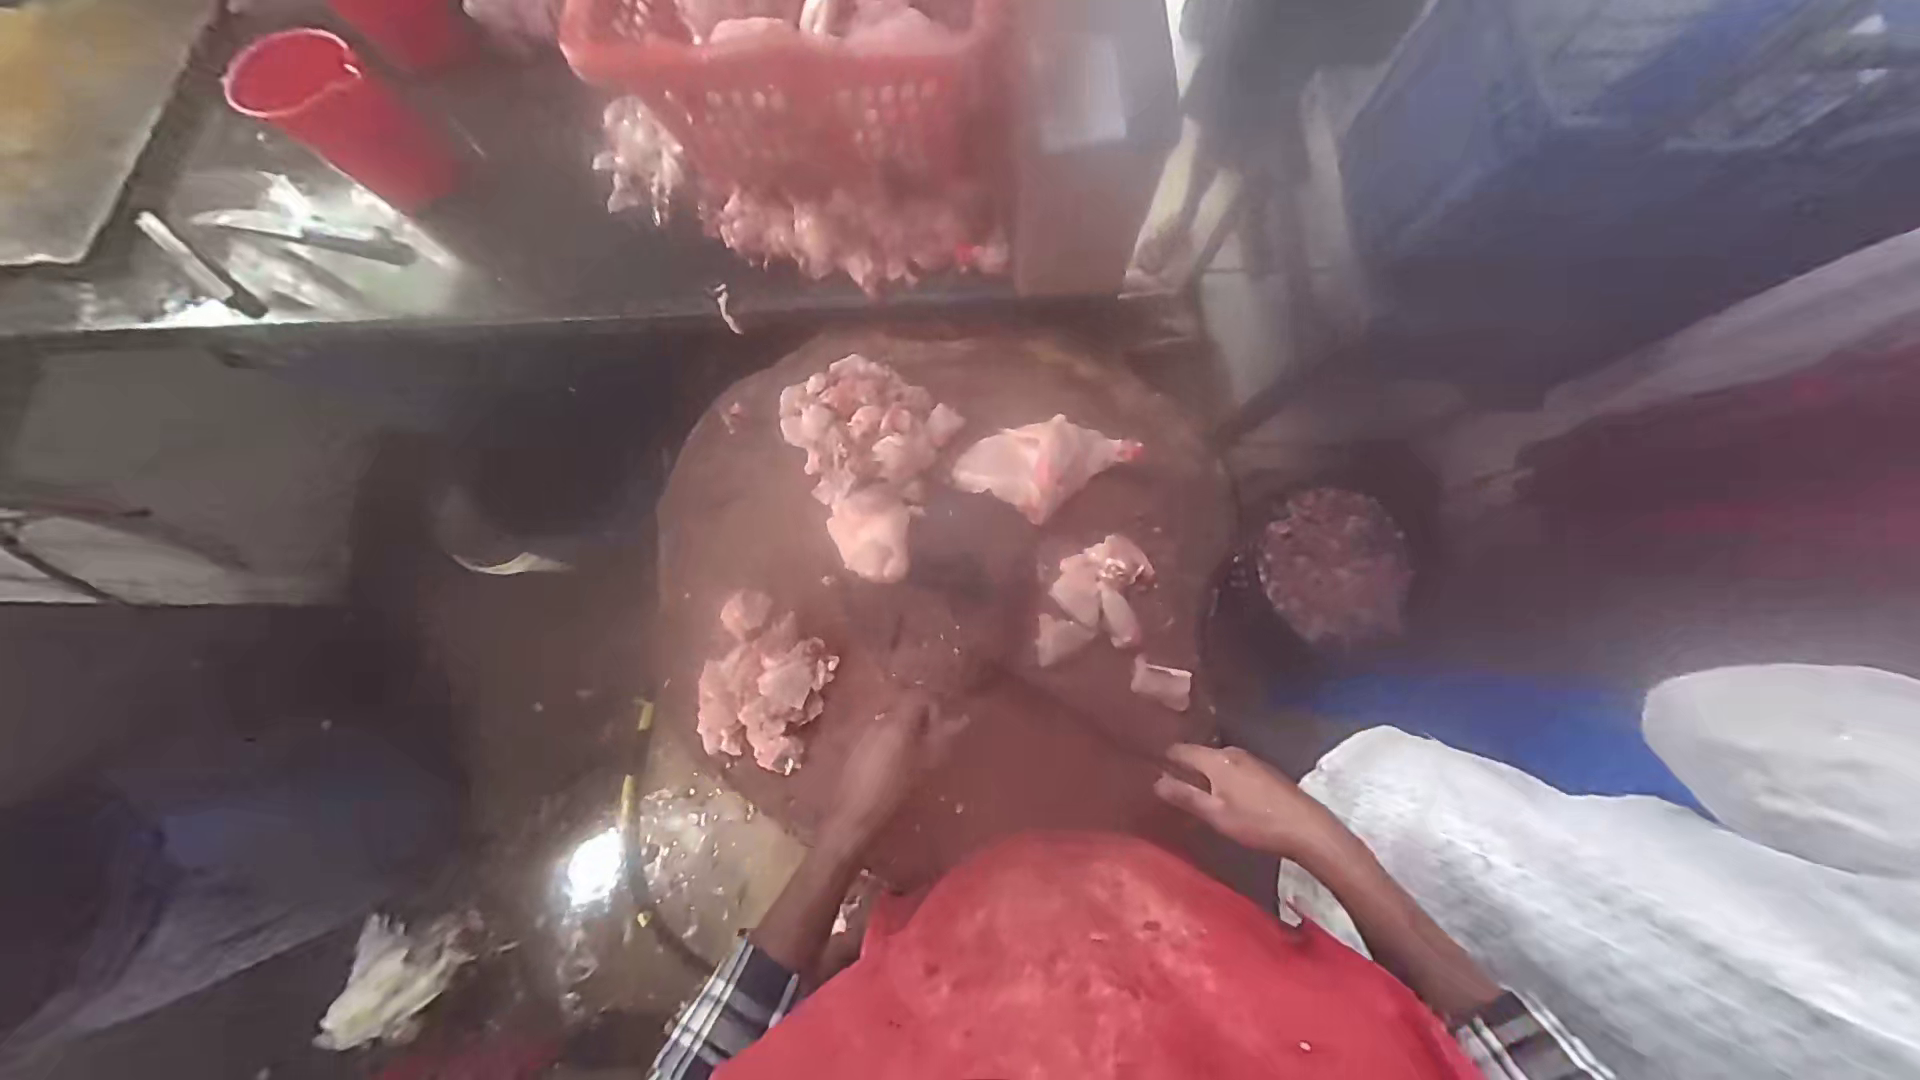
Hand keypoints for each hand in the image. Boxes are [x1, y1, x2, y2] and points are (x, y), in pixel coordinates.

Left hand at [819, 691, 968, 856]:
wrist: (852, 817)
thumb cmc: (892, 792)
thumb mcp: (923, 766)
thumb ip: (941, 739)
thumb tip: (961, 720)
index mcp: (897, 723)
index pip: (918, 697)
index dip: (933, 707)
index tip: (941, 727)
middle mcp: (878, 721)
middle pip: (904, 707)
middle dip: (920, 721)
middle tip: (930, 743)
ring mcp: (862, 732)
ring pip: (890, 721)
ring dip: (904, 732)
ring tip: (913, 756)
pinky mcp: (853, 746)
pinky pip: (877, 734)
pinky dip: (889, 741)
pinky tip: (891, 764)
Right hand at [1153, 744, 1344, 860]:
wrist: (1309, 830)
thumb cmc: (1256, 823)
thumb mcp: (1215, 815)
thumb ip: (1184, 796)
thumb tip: (1155, 780)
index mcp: (1214, 759)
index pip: (1178, 749)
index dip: (1162, 758)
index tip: (1149, 768)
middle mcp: (1230, 752)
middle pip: (1197, 755)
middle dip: (1182, 768)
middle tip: (1170, 787)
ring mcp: (1250, 759)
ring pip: (1215, 763)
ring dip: (1203, 775)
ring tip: (1195, 795)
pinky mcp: (1264, 771)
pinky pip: (1231, 769)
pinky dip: (1221, 779)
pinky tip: (1224, 798)